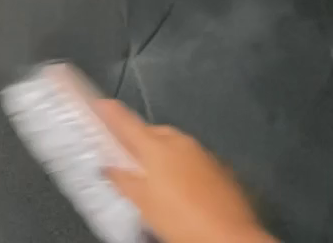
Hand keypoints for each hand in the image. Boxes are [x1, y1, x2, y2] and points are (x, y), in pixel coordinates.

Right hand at [93, 100, 274, 242]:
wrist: (233, 240)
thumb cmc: (180, 220)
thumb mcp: (144, 204)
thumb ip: (123, 181)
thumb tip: (107, 167)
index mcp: (154, 146)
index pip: (126, 121)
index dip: (110, 111)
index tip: (99, 103)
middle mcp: (178, 141)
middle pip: (151, 132)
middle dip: (140, 142)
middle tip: (131, 161)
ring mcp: (202, 152)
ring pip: (175, 145)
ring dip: (164, 154)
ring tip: (159, 180)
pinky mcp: (221, 168)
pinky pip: (194, 159)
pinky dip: (185, 167)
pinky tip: (185, 190)